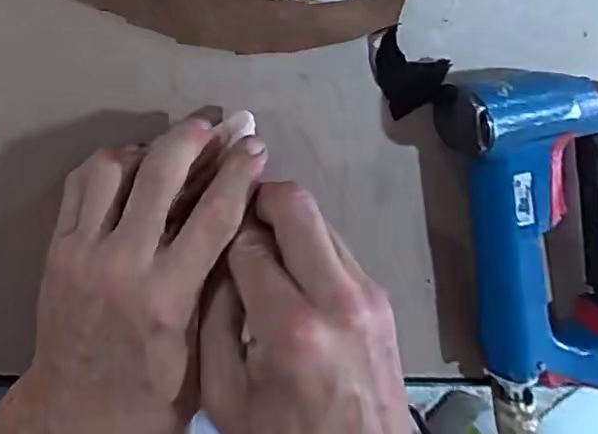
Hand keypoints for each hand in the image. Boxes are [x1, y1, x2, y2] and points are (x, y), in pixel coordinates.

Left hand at [0, 116, 267, 433]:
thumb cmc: (153, 391)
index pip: (215, 212)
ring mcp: (83, 253)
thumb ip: (219, 275)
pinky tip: (131, 166)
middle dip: (194, 136)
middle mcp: (123, 265)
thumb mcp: (202, 342)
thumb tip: (241, 204)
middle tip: (212, 126)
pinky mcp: (57, 249)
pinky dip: (111, 163)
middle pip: (161, 171)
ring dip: (147, 147)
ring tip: (168, 148)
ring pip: (113, 166)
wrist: (71, 421)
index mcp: (168, 296)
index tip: (255, 144)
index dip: (240, 170)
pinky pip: (81, 182)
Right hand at [200, 182, 409, 433]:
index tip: (215, 238)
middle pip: (296, 204)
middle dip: (262, 199)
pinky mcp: (382, 294)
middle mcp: (337, 298)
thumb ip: (214, 321)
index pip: (249, 246)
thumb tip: (219, 259)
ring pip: (321, 217)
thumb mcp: (227, 398)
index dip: (226, 237)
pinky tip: (296, 273)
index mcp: (292, 330)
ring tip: (265, 246)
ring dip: (288, 222)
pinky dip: (311, 247)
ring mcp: (368, 292)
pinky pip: (339, 246)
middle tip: (241, 214)